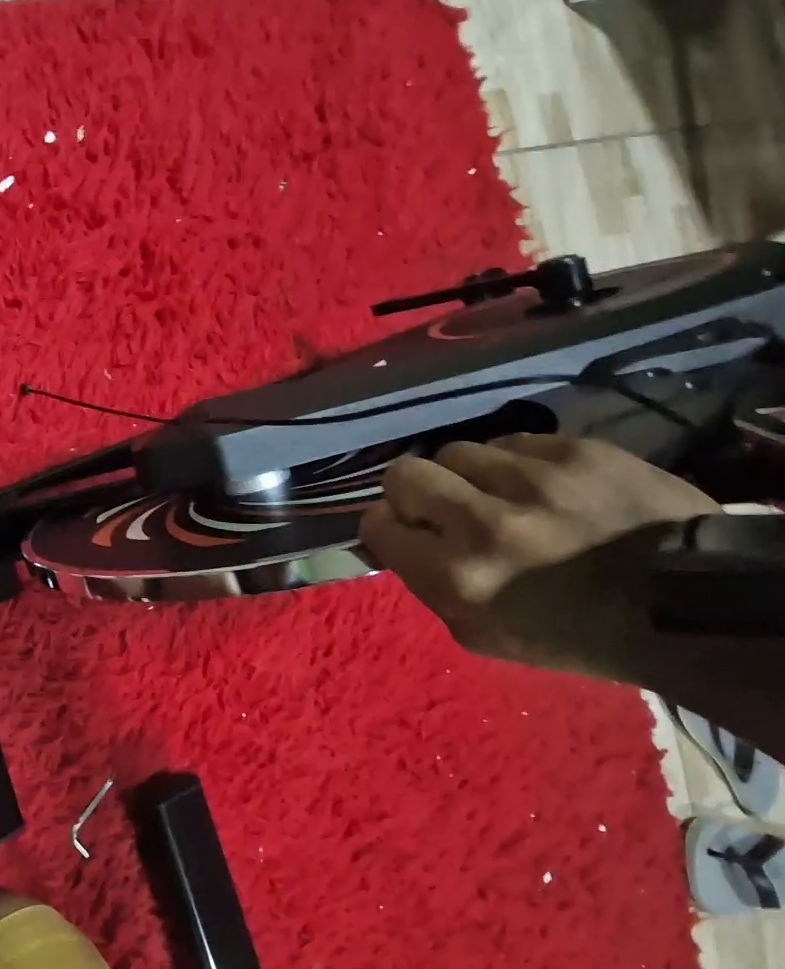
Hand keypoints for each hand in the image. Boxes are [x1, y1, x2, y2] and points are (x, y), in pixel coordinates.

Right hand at [358, 434, 716, 681]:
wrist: (699, 609)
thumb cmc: (578, 634)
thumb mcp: (482, 634)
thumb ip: (426, 584)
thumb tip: (393, 538)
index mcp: (456, 576)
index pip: (377, 524)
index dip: (390, 527)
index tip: (412, 532)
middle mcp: (483, 524)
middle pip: (405, 474)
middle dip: (418, 491)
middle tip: (447, 507)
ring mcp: (534, 482)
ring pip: (459, 451)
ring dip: (471, 474)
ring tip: (503, 495)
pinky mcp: (579, 453)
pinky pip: (516, 442)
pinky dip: (519, 463)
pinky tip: (546, 487)